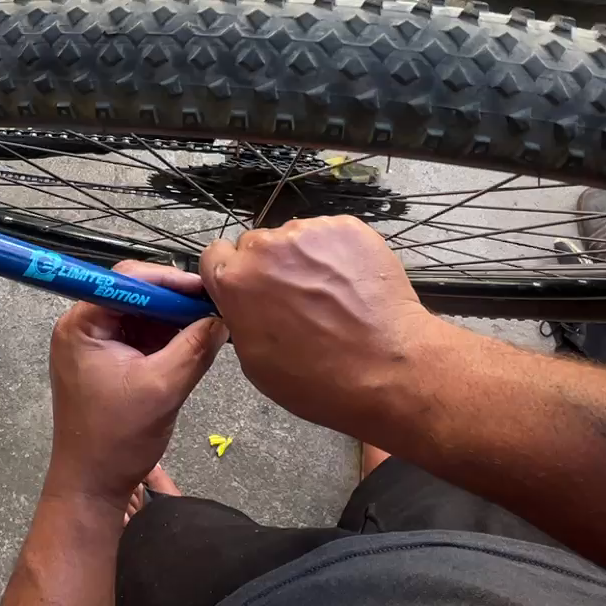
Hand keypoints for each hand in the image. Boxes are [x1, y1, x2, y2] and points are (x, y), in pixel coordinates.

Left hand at [44, 261, 227, 502]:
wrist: (92, 487)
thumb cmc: (116, 440)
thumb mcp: (162, 389)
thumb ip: (194, 348)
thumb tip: (222, 318)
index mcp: (82, 324)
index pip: (128, 279)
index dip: (169, 280)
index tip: (203, 289)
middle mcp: (82, 325)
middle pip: (134, 292)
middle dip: (173, 300)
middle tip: (210, 305)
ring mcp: (93, 342)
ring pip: (140, 313)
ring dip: (171, 319)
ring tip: (207, 322)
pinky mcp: (106, 359)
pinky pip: (139, 333)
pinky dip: (164, 336)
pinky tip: (191, 340)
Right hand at [201, 216, 445, 432]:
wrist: (390, 369)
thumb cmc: (322, 378)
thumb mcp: (254, 362)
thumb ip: (238, 316)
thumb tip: (241, 302)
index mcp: (235, 280)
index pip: (215, 255)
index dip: (231, 272)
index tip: (247, 287)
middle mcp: (265, 248)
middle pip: (256, 245)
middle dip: (269, 267)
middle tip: (296, 300)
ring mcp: (307, 232)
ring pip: (294, 239)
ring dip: (304, 259)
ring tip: (331, 296)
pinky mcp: (344, 227)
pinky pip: (329, 234)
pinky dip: (336, 254)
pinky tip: (351, 286)